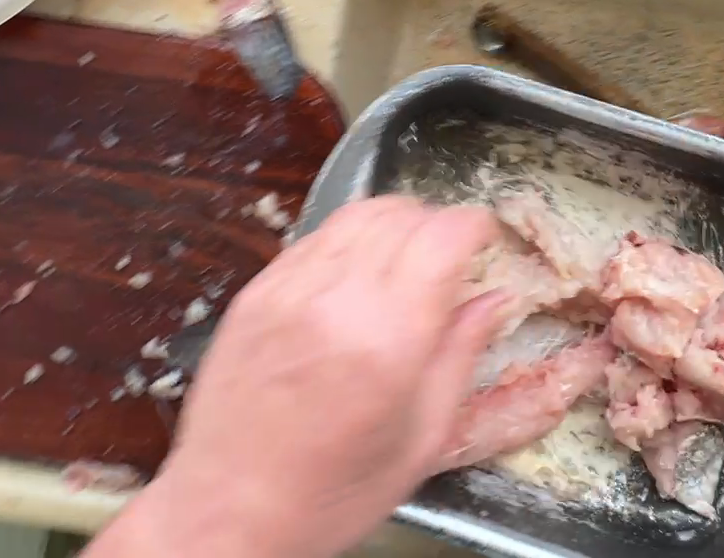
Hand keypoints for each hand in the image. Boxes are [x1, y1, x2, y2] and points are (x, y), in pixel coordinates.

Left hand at [87, 196, 503, 557]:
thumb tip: (497, 298)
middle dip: (437, 222)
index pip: (442, 237)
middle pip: (403, 215)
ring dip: (395, 220)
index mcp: (389, 339)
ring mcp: (291, 287)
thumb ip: (463, 355)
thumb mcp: (421, 440)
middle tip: (449, 252)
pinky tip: (356, 267)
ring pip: (358, 213)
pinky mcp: (258, 288)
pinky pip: (317, 235)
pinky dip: (349, 236)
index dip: (474, 223)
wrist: (225, 510)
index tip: (485, 236)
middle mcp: (339, 298)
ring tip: (407, 251)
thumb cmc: (334, 491)